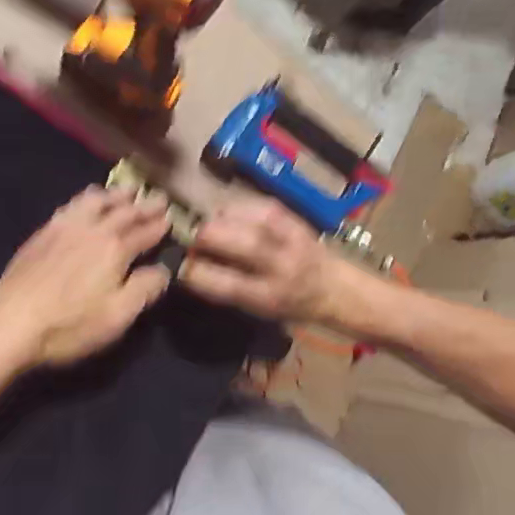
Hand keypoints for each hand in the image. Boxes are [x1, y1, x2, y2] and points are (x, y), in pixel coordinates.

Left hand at [0, 186, 173, 381]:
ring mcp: (65, 228)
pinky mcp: (43, 233)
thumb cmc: (69, 325)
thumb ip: (144, 289)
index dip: (161, 225)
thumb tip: (163, 270)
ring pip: (95, 201)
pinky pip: (71, 205)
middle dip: (143, 205)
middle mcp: (93, 230)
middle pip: (123, 212)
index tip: (173, 217)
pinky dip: (86, 199)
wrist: (9, 323)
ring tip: (125, 191)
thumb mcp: (117, 316)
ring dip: (114, 195)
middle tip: (158, 198)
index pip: (145, 232)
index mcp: (115, 249)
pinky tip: (84, 203)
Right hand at [179, 196, 344, 322]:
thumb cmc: (289, 303)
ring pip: (250, 218)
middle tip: (191, 239)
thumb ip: (226, 287)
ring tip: (209, 226)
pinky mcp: (292, 217)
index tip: (179, 266)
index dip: (196, 272)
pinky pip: (257, 205)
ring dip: (220, 219)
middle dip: (207, 237)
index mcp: (270, 296)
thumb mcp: (257, 309)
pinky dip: (236, 209)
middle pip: (241, 243)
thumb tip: (190, 265)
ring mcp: (290, 238)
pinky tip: (228, 216)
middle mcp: (282, 266)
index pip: (226, 283)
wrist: (334, 286)